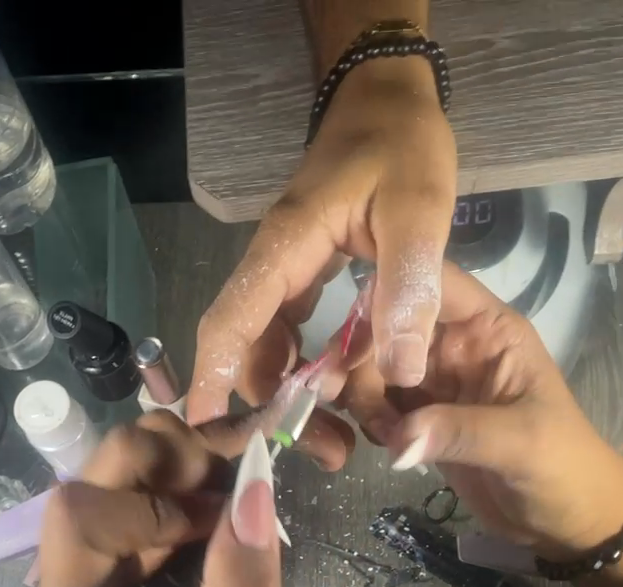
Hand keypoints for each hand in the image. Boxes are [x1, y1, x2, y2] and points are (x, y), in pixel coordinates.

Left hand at [38, 412, 283, 586]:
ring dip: (198, 457)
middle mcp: (78, 538)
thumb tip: (253, 490)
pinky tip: (231, 484)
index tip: (212, 532)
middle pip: (114, 455)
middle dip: (184, 466)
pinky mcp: (138, 491)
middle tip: (225, 507)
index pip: (81, 513)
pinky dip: (210, 448)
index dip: (153, 510)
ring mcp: (109, 506)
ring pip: (142, 436)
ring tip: (226, 505)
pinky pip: (167, 440)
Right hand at [190, 55, 456, 470]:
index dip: (214, 374)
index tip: (203, 424)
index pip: (233, 319)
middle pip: (246, 345)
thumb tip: (398, 370)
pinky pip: (288, 331)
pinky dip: (304, 367)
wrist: (387, 99)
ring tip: (334, 438)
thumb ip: (408, 287)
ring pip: (266, 344)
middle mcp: (272, 264)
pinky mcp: (301, 275)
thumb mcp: (419, 212)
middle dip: (267, 403)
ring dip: (288, 391)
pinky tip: (334, 392)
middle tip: (321, 451)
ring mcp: (283, 270)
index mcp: (285, 248)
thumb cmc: (401, 146)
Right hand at [340, 264, 622, 586]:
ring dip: (361, 395)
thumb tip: (399, 436)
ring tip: (382, 434)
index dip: (390, 295)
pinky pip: (374, 403)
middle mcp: (453, 344)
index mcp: (487, 329)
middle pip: (385, 325)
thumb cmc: (563, 470)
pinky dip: (365, 420)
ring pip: (372, 366)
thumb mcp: (522, 444)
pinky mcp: (418, 418)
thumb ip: (460, 432)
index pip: (431, 283)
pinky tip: (382, 444)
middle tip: (357, 405)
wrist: (565, 521)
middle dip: (362, 359)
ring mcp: (432, 381)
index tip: (359, 341)